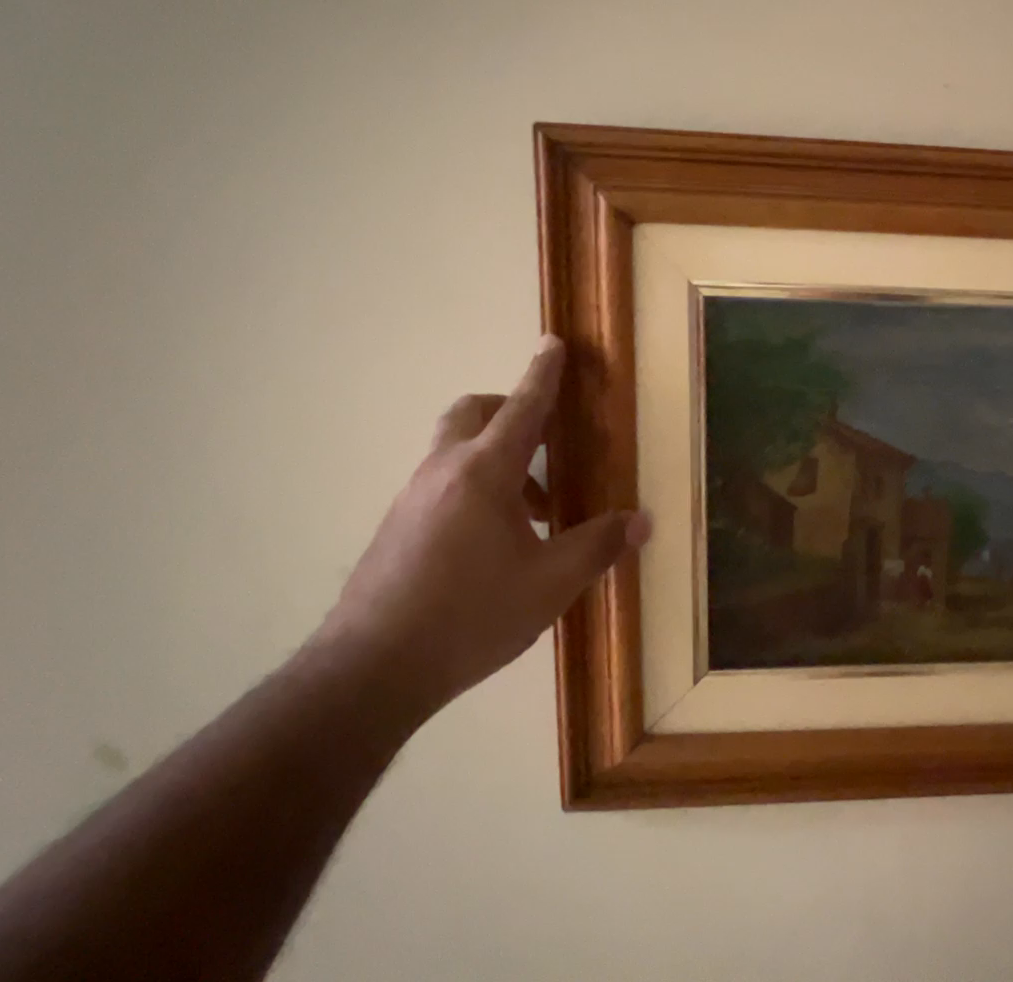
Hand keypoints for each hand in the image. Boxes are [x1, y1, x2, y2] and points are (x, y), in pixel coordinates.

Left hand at [317, 336, 650, 710]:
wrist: (372, 668)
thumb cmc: (472, 614)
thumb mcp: (552, 583)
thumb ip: (599, 545)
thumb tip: (640, 520)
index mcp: (484, 473)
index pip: (522, 408)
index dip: (543, 376)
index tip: (554, 344)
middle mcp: (443, 473)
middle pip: (473, 414)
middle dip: (512, 411)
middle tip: (550, 442)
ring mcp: (413, 499)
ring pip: (458, 453)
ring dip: (501, 461)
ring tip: (539, 514)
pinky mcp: (398, 529)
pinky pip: (445, 485)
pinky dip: (479, 490)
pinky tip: (501, 545)